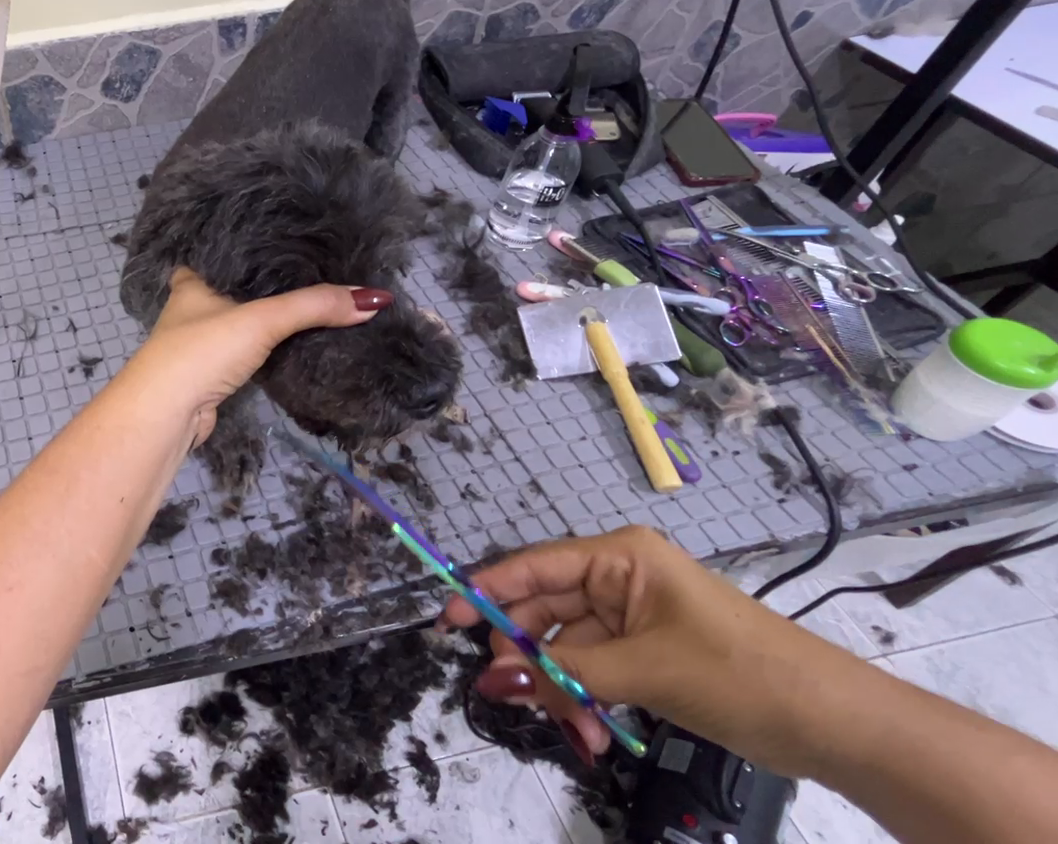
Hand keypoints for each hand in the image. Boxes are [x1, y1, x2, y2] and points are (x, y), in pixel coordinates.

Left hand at [121, 267, 390, 447]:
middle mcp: (190, 308)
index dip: (253, 248)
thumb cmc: (203, 350)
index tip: (289, 242)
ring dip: (268, 320)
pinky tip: (291, 343)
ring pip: (241, 323)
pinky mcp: (210, 375)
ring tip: (313, 303)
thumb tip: (377, 298)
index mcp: (192, 282)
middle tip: (312, 274)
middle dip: (267, 286)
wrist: (168, 413)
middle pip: (236, 290)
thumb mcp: (263, 319)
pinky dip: (266, 349)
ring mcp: (198, 344)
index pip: (225, 253)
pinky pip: (246, 353)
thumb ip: (315, 306)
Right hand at [440, 526, 846, 771]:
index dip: (486, 590)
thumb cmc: (741, 674)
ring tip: (573, 731)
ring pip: (564, 646)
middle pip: (544, 610)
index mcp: (620, 558)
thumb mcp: (643, 671)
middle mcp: (619, 578)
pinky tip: (590, 734)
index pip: (533, 566)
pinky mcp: (644, 652)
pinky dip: (583, 699)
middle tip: (512, 695)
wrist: (843, 728)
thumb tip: (489, 680)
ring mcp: (632, 617)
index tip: (448, 619)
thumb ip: (560, 673)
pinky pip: (591, 669)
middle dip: (528, 655)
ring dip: (558, 688)